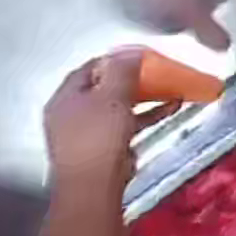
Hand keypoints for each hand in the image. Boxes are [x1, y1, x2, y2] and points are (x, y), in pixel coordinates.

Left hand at [42, 51, 176, 191]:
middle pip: (104, 86)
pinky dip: (146, 114)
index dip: (114, 58)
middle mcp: (70, 113)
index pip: (89, 68)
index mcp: (65, 98)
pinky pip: (126, 121)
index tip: (139, 55)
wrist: (94, 185)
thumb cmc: (99, 137)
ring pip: (117, 105)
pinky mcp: (102, 146)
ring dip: (144, 96)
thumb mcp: (113, 96)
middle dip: (133, 78)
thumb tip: (130, 50)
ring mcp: (85, 131)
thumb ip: (122, 70)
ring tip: (169, 88)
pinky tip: (169, 109)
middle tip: (155, 71)